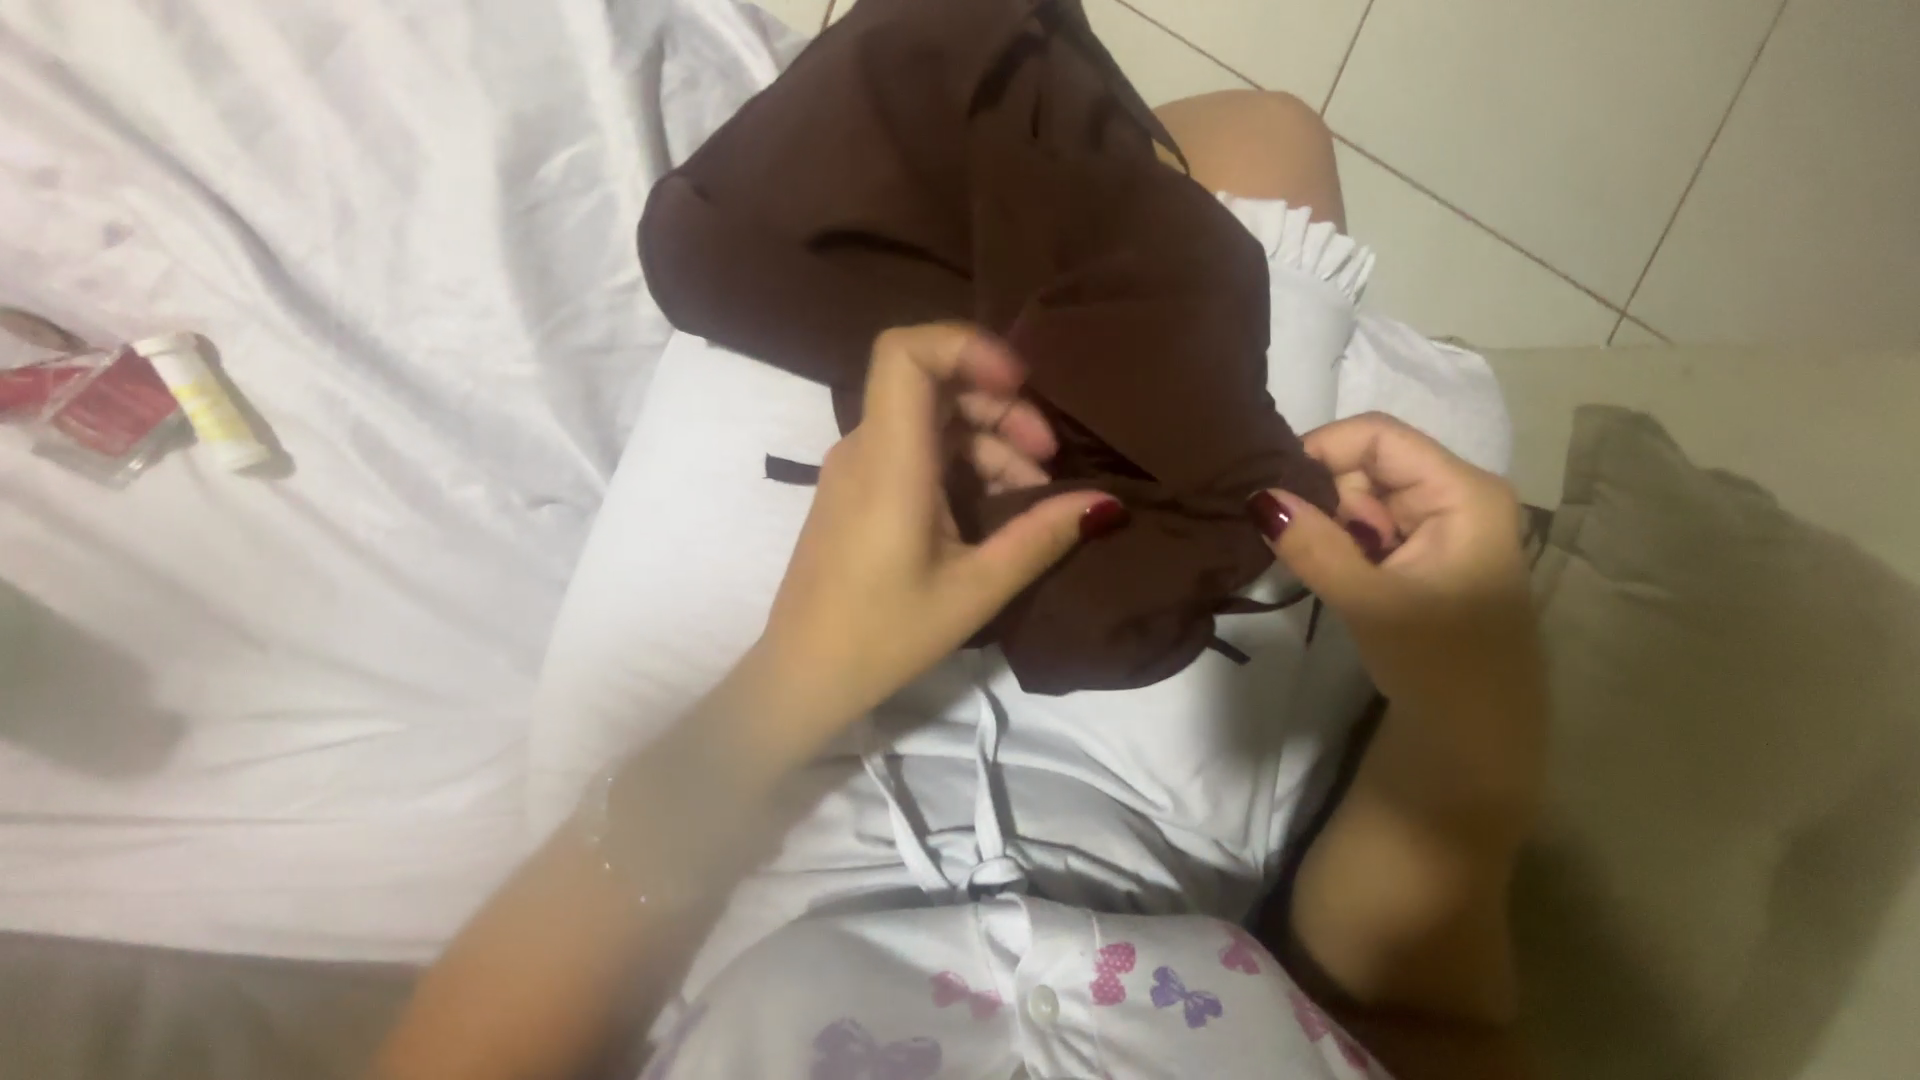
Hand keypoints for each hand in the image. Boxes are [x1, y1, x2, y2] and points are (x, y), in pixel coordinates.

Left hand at [757, 324, 1123, 728]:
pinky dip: (961, 462)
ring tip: (1032, 493)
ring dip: (989, 441)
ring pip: (930, 418)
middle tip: (1047, 457)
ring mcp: (856, 466)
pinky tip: (995, 506)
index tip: (1019, 383)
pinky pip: (915, 449)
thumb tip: (1104, 503)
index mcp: (888, 464)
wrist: (804, 674)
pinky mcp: (858, 487)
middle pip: (933, 383)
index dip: (965, 345)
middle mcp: (864, 449)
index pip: (903, 352)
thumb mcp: (974, 591)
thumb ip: (1039, 538)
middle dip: (1000, 406)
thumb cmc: (883, 637)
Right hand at [1246, 412, 1536, 713]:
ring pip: (1361, 495)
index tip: (1270, 492)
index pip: (1377, 436)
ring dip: (1327, 522)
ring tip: (1311, 562)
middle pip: (1367, 462)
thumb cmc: (1440, 665)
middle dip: (1321, 493)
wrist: (1476, 733)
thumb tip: (1258, 496)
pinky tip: (1330, 570)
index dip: (1319, 451)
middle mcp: (1454, 494)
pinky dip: (1339, 541)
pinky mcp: (1422, 551)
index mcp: (1462, 492)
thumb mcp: (1371, 604)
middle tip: (1290, 540)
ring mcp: (1439, 523)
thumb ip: (1315, 547)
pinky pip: (1368, 525)